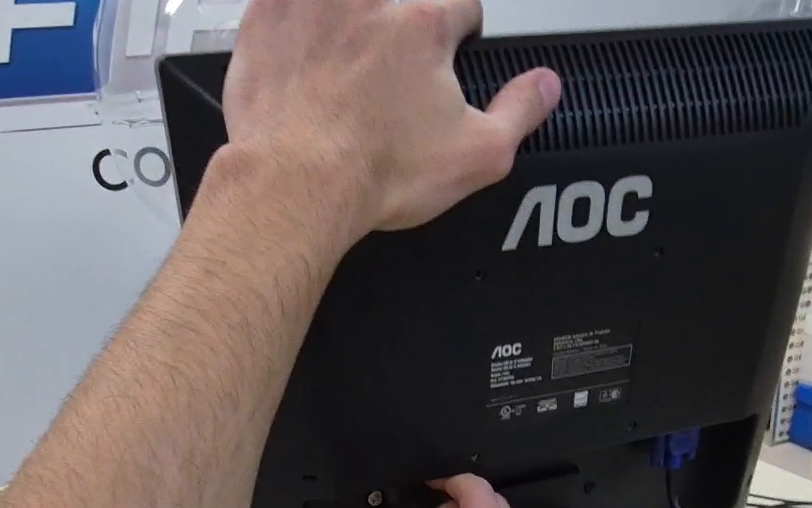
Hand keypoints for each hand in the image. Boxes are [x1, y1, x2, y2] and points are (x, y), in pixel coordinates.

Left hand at [222, 0, 561, 239]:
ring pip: (344, 3)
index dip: (459, 36)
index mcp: (424, 23)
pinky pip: (285, 6)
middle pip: (398, 4)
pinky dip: (296, 29)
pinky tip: (305, 68)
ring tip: (347, 73)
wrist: (297, 185)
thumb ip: (520, 113)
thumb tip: (544, 87)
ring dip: (350, 24)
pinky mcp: (267, 18)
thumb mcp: (478, 156)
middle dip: (399, 33)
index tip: (447, 58)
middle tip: (388, 80)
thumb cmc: (372, 171)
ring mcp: (314, 3)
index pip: (461, 8)